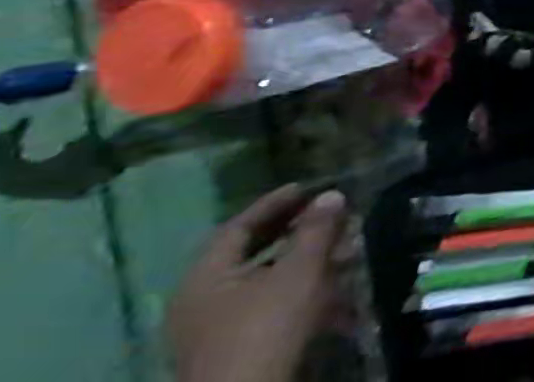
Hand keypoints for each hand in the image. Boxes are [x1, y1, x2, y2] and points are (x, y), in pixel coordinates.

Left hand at [167, 184, 347, 381]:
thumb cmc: (266, 328)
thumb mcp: (299, 272)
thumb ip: (316, 230)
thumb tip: (331, 195)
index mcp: (204, 277)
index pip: (237, 227)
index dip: (274, 203)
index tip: (309, 186)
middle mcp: (198, 299)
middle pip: (245, 252)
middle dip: (288, 229)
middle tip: (322, 210)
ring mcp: (209, 328)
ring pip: (257, 277)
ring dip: (295, 256)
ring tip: (334, 243)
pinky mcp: (228, 347)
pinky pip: (260, 301)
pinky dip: (291, 284)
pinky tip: (322, 283)